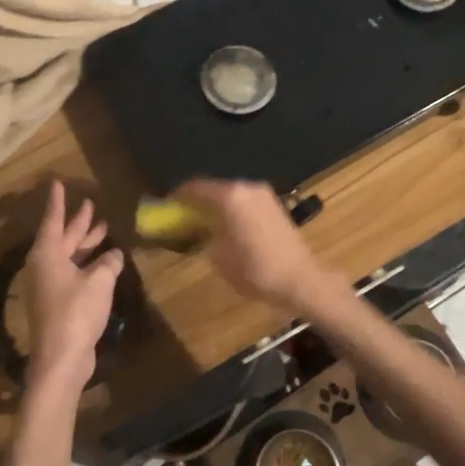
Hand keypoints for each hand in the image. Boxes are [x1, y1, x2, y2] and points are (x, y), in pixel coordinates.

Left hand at [25, 181, 123, 390]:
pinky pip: (72, 273)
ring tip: (102, 228)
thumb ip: (108, 263)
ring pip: (68, 257)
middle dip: (77, 223)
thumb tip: (114, 255)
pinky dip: (86, 264)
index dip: (58, 203)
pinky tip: (104, 262)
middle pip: (62, 238)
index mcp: (47, 255)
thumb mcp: (99, 281)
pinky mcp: (57, 304)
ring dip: (84, 244)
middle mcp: (44, 267)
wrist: (60, 359)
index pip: (53, 221)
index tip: (58, 183)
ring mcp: (49, 287)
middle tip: (90, 204)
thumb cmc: (76, 312)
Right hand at [173, 178, 335, 310]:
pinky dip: (232, 209)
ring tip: (203, 224)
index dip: (177, 196)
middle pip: (214, 188)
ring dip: (216, 205)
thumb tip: (197, 228)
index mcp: (229, 196)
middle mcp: (246, 187)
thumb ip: (203, 235)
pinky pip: (245, 201)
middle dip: (197, 201)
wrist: (298, 278)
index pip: (195, 187)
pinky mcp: (274, 204)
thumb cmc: (254, 268)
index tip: (166, 206)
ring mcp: (263, 194)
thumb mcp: (218, 256)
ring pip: (231, 194)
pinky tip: (226, 227)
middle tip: (183, 217)